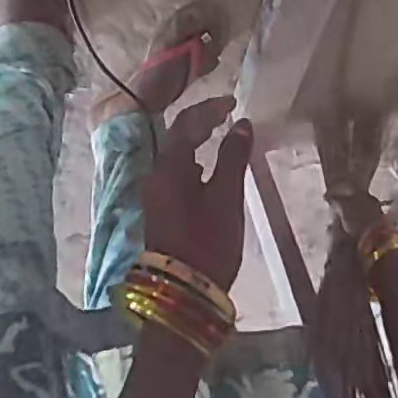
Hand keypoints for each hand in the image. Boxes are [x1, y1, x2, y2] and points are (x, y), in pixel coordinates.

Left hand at [139, 96, 252, 289]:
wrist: (183, 295)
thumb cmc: (208, 242)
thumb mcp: (226, 198)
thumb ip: (233, 158)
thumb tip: (241, 124)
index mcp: (169, 169)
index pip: (186, 124)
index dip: (209, 108)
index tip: (232, 102)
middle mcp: (156, 177)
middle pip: (177, 137)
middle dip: (202, 121)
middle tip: (228, 113)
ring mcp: (157, 195)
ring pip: (177, 156)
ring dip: (198, 140)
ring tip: (223, 135)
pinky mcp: (163, 210)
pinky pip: (177, 173)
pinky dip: (195, 160)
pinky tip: (209, 168)